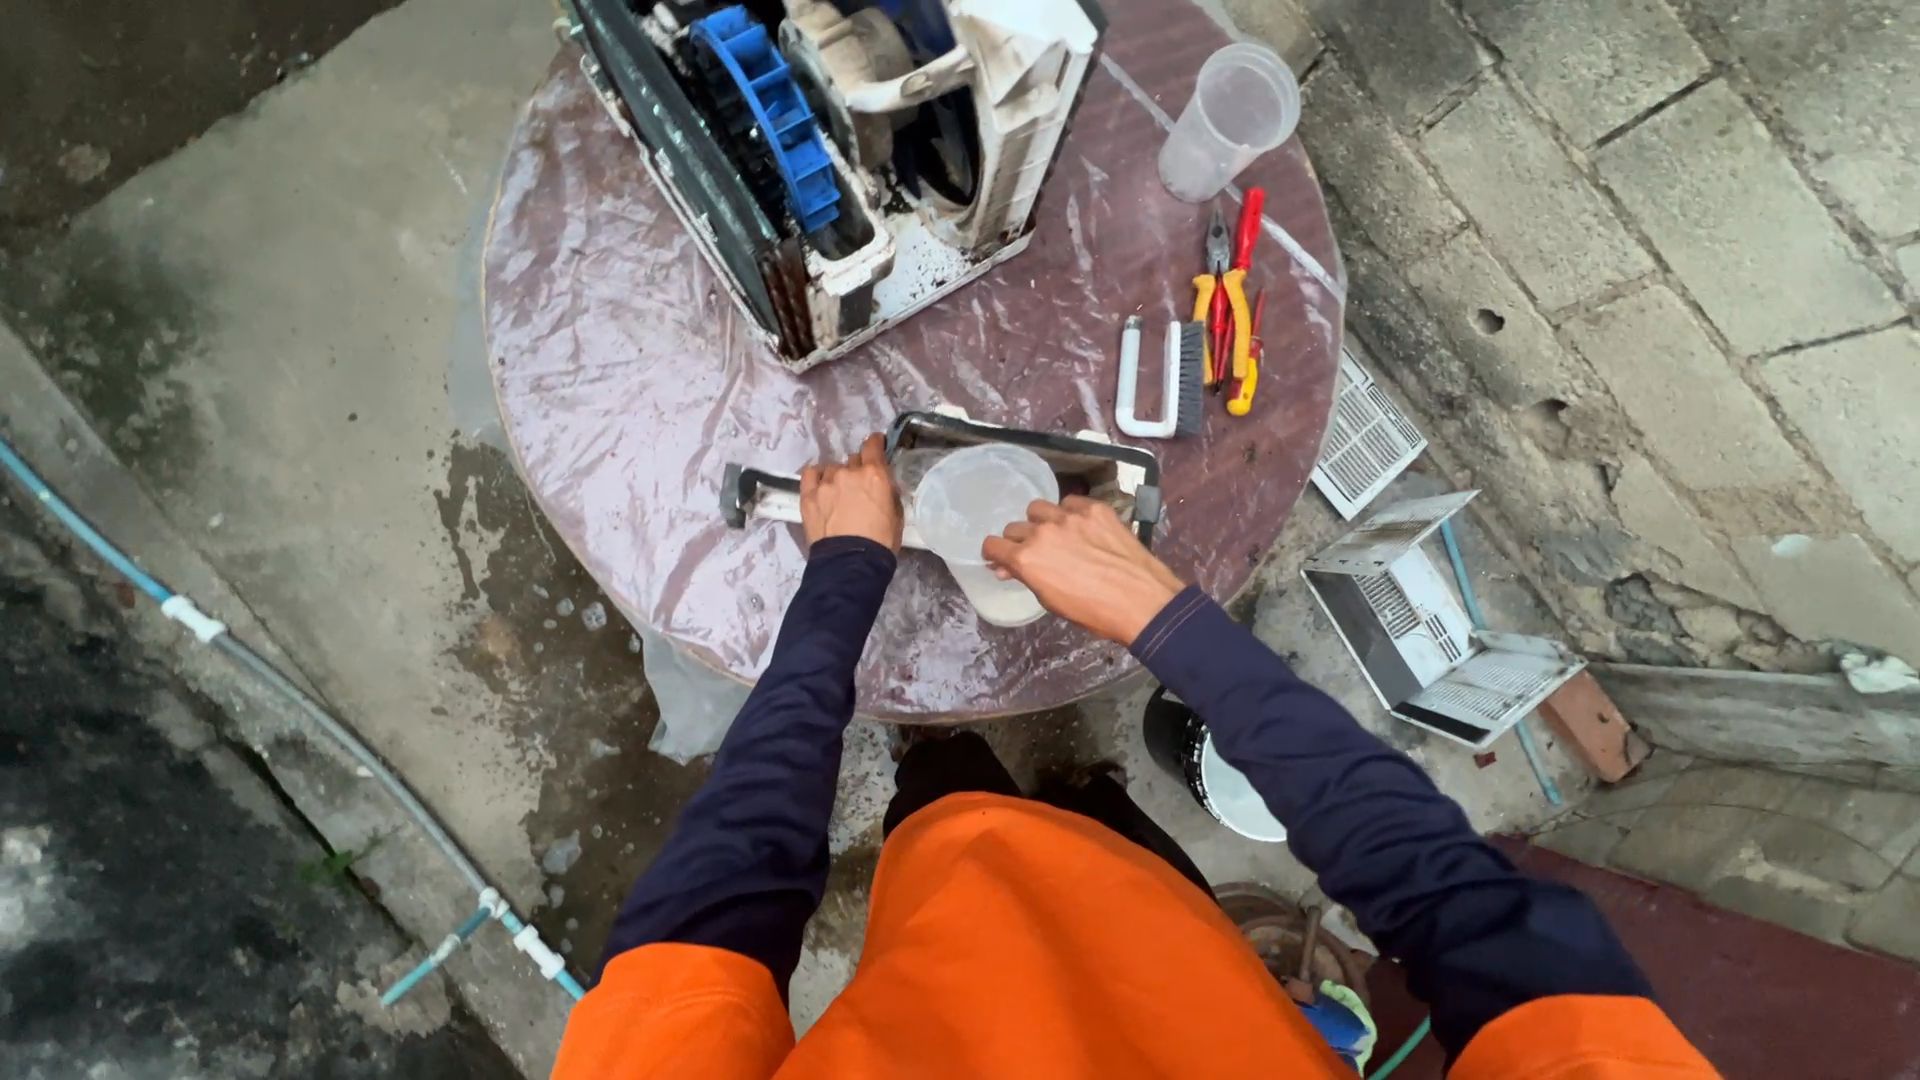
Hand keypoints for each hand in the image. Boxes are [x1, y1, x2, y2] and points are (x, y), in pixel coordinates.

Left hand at [800, 433, 903, 551]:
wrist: (851, 563)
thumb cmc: (881, 542)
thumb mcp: (896, 516)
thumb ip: (889, 494)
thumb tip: (883, 487)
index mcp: (875, 475)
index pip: (873, 446)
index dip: (875, 443)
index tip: (876, 443)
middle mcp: (850, 473)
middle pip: (853, 460)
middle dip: (858, 469)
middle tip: (860, 486)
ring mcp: (826, 483)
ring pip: (833, 469)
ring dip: (838, 477)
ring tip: (839, 494)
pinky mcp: (809, 495)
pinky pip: (811, 474)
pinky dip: (817, 476)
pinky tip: (821, 484)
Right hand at [980, 496, 1185, 645]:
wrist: (1142, 602)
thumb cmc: (1093, 612)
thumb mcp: (1051, 601)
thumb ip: (1027, 577)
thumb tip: (1008, 568)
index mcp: (1026, 559)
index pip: (992, 544)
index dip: (995, 553)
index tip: (1002, 558)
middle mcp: (1042, 532)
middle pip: (1014, 527)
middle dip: (1020, 540)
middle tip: (1036, 553)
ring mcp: (1069, 517)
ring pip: (1038, 508)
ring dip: (1041, 521)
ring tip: (1057, 534)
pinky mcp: (1095, 508)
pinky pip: (1071, 502)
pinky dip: (1070, 513)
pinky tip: (1082, 527)